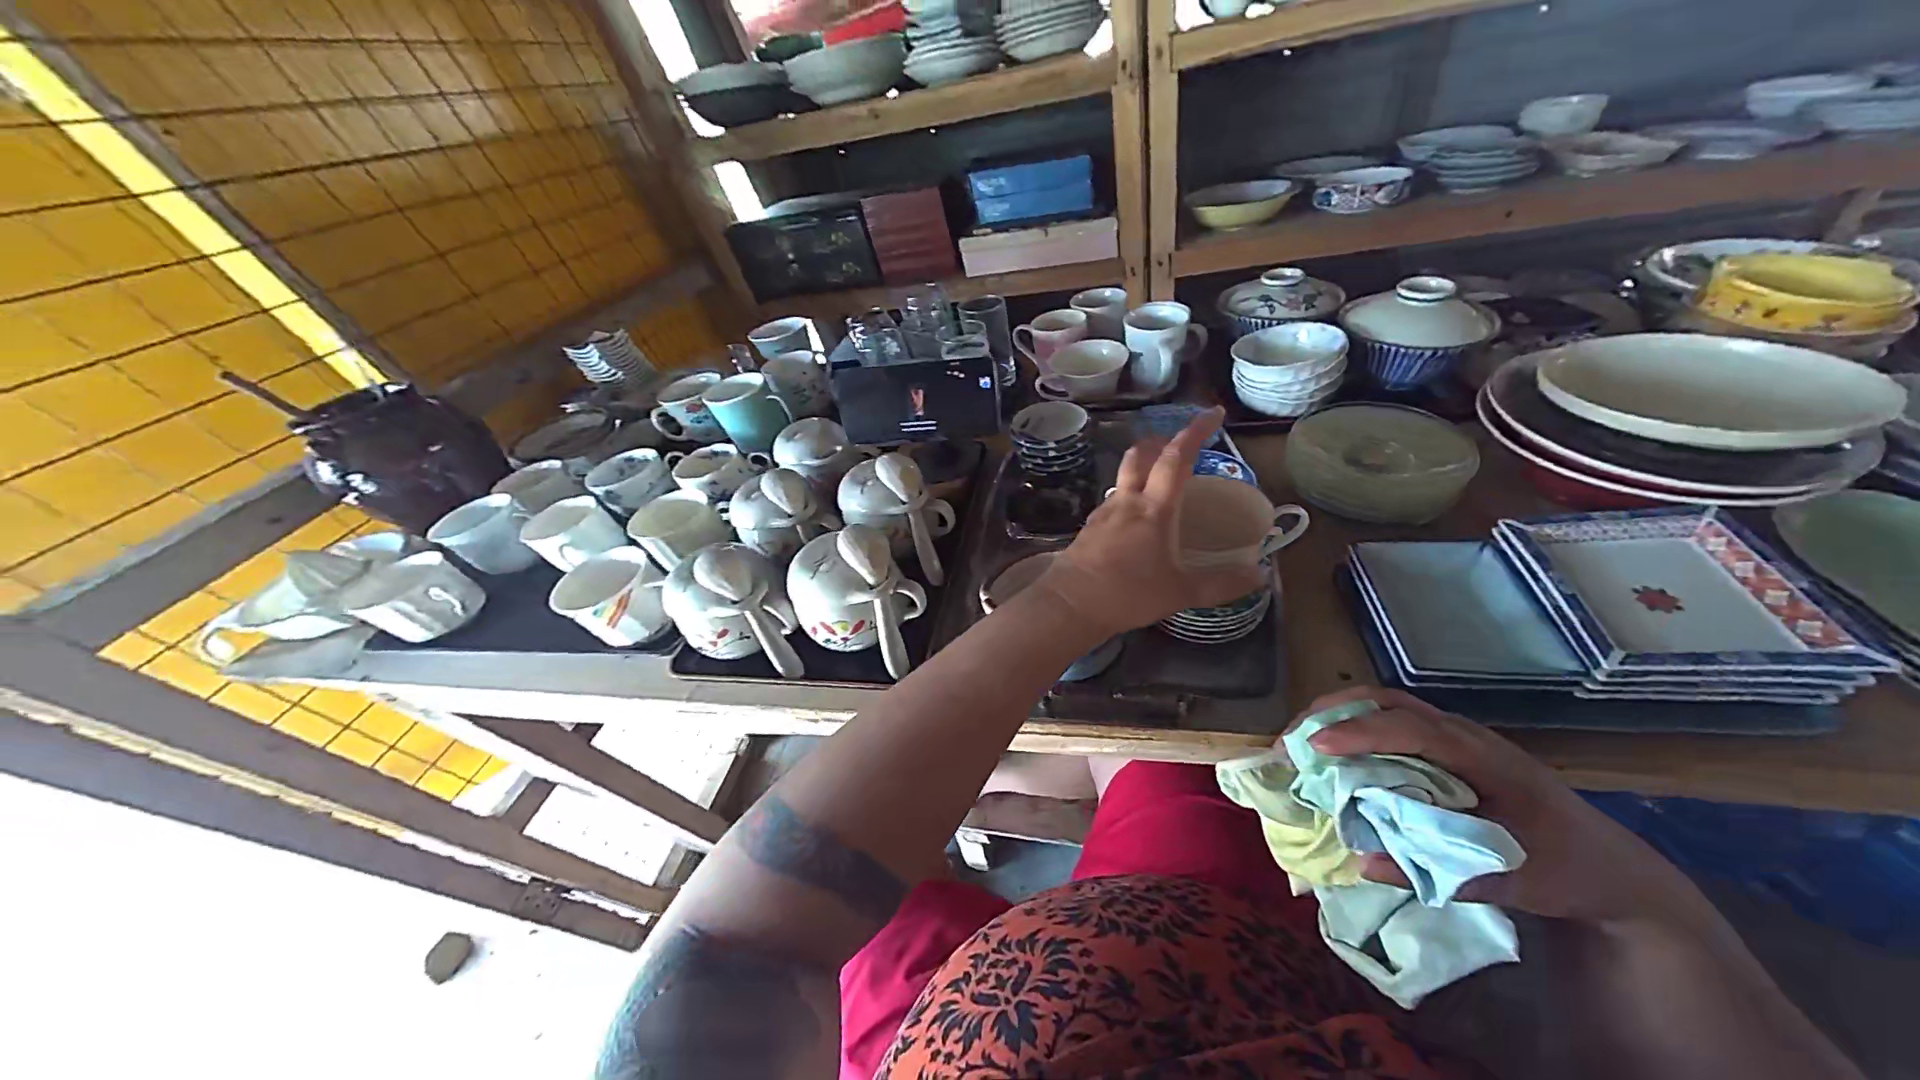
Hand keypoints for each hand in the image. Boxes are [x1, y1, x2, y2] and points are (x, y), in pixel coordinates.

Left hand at [1037, 407, 1264, 637]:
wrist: (1070, 605)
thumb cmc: (1128, 594)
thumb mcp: (1181, 592)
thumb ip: (1221, 584)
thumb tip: (1260, 576)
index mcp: (1154, 508)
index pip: (1177, 457)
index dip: (1196, 431)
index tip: (1213, 414)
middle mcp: (1127, 502)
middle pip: (1140, 455)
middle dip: (1161, 442)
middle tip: (1180, 444)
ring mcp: (1103, 513)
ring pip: (1123, 477)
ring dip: (1142, 468)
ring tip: (1160, 482)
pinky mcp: (1089, 529)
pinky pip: (1112, 501)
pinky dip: (1128, 496)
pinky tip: (1134, 519)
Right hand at [1301, 687, 1710, 928]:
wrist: (1614, 867)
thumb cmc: (1563, 867)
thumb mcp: (1510, 880)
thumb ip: (1439, 871)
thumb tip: (1360, 860)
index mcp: (1481, 757)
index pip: (1410, 728)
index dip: (1358, 733)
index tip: (1314, 747)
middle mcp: (1462, 735)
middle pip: (1386, 700)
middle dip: (1332, 712)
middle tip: (1292, 740)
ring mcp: (1454, 737)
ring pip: (1384, 705)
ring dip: (1338, 716)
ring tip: (1301, 742)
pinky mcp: (1446, 748)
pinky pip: (1389, 722)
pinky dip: (1352, 728)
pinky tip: (1335, 754)